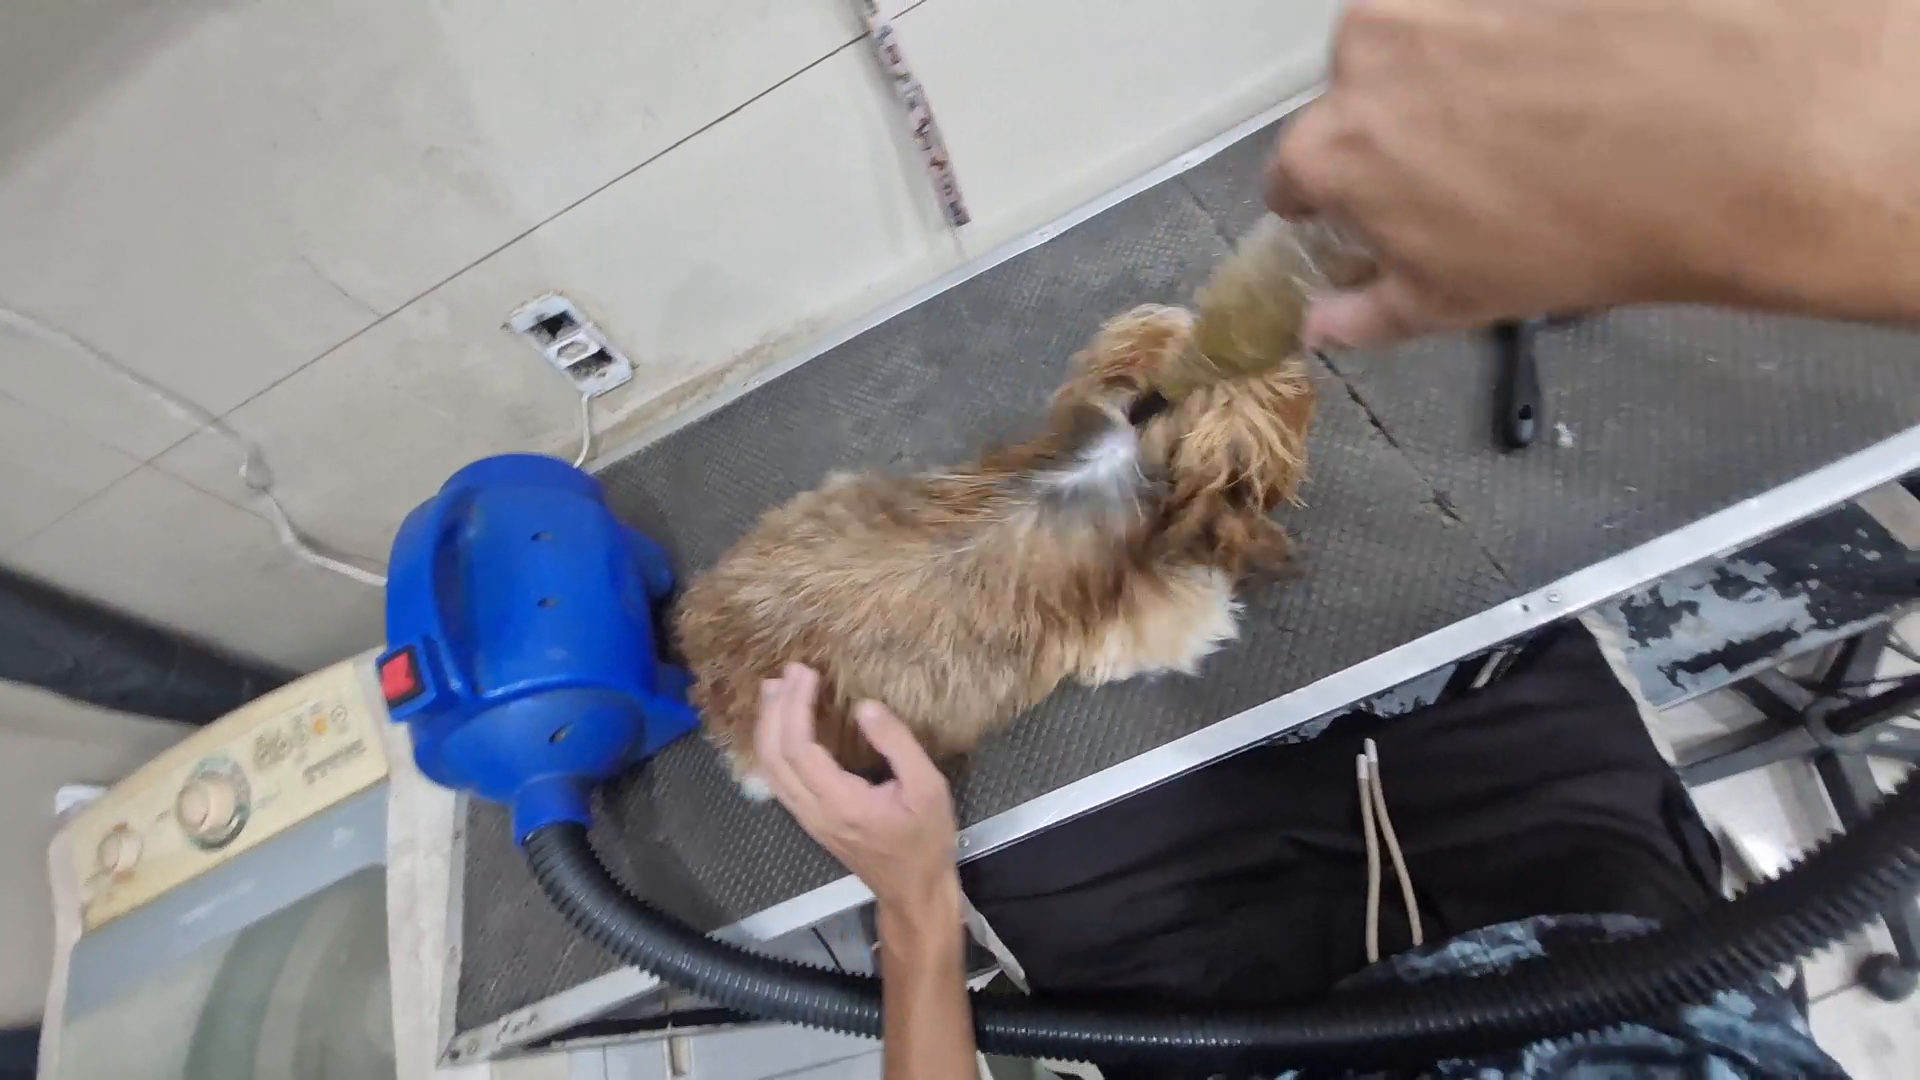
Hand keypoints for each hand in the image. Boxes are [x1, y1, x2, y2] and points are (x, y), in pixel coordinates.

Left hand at [754, 664, 961, 921]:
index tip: (806, 672)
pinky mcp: (811, 819)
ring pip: (771, 769)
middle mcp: (813, 811)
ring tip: (776, 690)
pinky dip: (774, 746)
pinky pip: (779, 778)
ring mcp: (808, 818)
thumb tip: (864, 707)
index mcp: (839, 802)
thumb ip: (896, 744)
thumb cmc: (926, 838)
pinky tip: (782, 726)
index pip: (799, 748)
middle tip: (788, 672)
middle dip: (776, 709)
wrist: (914, 890)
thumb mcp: (928, 787)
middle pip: (774, 756)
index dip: (796, 706)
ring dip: (769, 726)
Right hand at [1267, 0, 1919, 348]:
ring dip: (1455, 53)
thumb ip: (1362, 315)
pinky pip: (1491, 0)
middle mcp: (1365, 47)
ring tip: (1539, 85)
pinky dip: (1520, 17)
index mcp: (1331, 148)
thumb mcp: (1452, 301)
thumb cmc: (1580, 234)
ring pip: (1425, 23)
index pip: (1293, 172)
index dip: (1331, 197)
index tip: (1379, 201)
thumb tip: (1317, 325)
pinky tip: (1579, 43)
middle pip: (1356, 89)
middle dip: (1396, 117)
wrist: (1764, 127)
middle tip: (1477, 144)